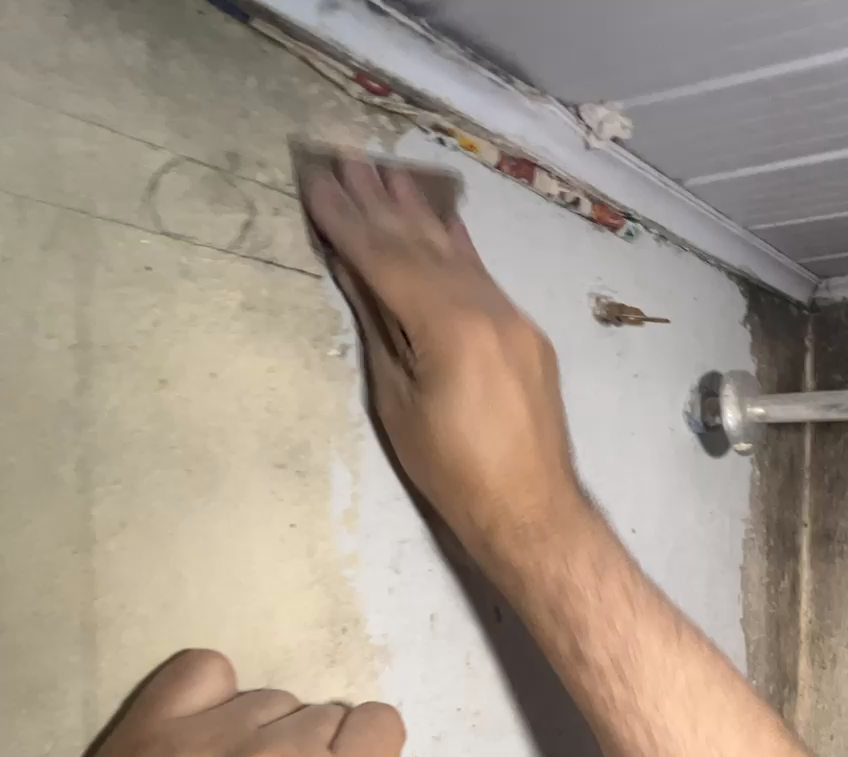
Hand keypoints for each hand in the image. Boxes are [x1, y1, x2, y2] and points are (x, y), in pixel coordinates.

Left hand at [0, 650, 405, 756]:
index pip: (380, 721)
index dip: (362, 756)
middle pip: (322, 715)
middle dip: (308, 755)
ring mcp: (207, 741)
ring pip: (267, 701)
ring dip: (257, 737)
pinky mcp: (139, 738)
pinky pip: (199, 669)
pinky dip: (209, 695)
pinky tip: (197, 739)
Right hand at [305, 156, 583, 558]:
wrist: (530, 507)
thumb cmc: (453, 471)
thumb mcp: (398, 402)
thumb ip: (381, 330)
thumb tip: (358, 274)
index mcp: (452, 327)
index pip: (388, 260)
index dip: (349, 221)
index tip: (316, 180)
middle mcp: (491, 310)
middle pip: (427, 248)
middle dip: (383, 204)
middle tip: (347, 156)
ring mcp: (517, 321)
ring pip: (461, 258)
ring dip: (422, 216)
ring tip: (389, 173)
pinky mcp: (529, 337)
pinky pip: (487, 281)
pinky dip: (460, 251)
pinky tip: (444, 223)